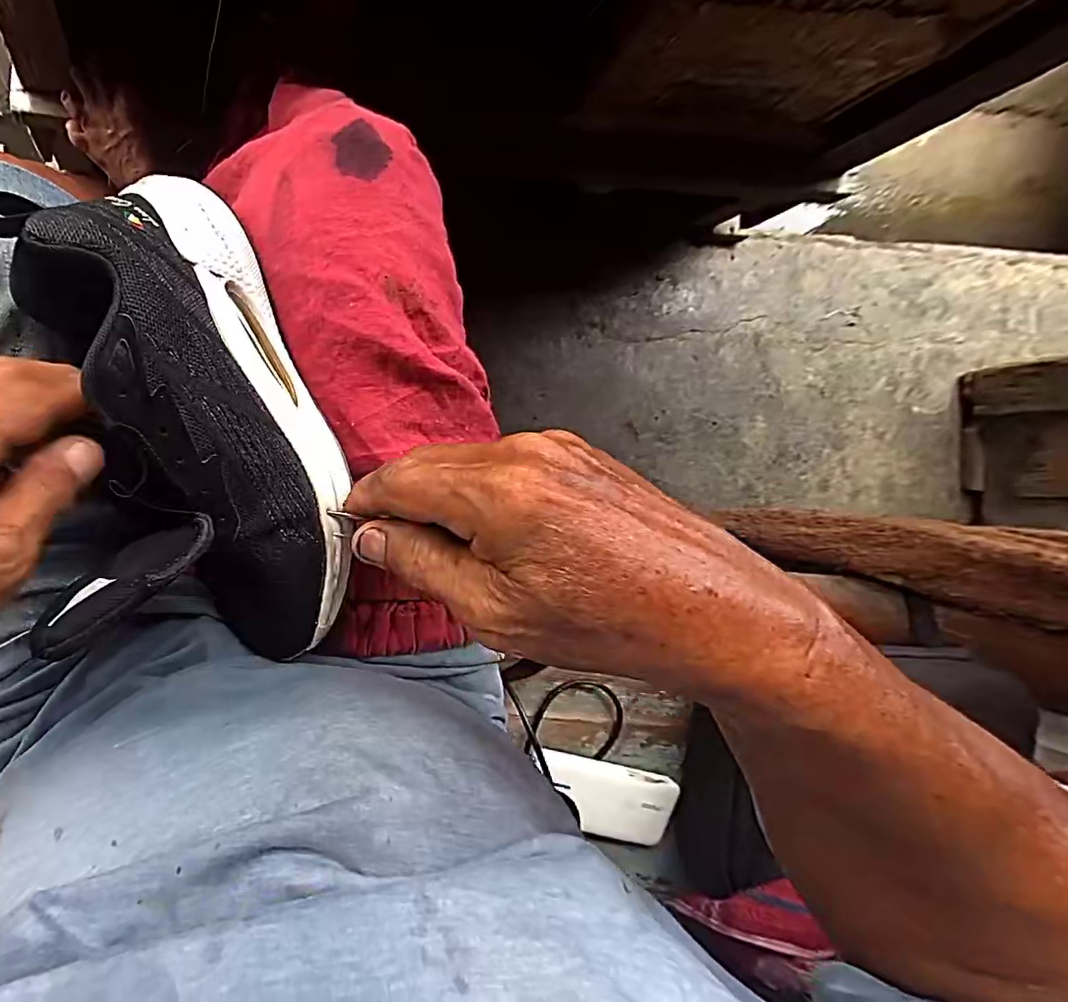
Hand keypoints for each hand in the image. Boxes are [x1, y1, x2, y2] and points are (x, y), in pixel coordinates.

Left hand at [0, 358, 102, 671]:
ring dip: (33, 393)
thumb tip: (87, 448)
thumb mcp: (2, 550)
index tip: (117, 407)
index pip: (30, 391)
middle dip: (60, 383)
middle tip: (103, 410)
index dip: (80, 392)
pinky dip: (6, 409)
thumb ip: (49, 488)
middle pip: (5, 373)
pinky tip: (27, 439)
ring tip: (75, 422)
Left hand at [63, 71, 156, 188]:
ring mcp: (91, 124)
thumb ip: (150, 106)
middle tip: (84, 64)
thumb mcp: (163, 123)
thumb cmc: (157, 154)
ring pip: (73, 101)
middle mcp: (103, 104)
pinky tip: (70, 124)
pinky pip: (73, 132)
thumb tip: (148, 99)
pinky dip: (71, 127)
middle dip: (86, 70)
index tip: (114, 58)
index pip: (113, 68)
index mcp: (124, 94)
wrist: (143, 180)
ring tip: (68, 91)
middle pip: (87, 78)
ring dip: (71, 95)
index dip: (111, 60)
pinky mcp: (86, 145)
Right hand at [343, 431, 856, 707]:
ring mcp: (554, 447)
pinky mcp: (576, 454)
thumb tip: (376, 537)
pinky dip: (477, 489)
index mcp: (495, 490)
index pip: (398, 479)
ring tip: (443, 545)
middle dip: (399, 498)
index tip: (352, 521)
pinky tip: (488, 529)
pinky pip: (502, 462)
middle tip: (388, 541)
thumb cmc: (612, 620)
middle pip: (427, 463)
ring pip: (464, 462)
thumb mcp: (494, 611)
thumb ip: (420, 563)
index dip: (365, 501)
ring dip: (439, 495)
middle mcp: (522, 452)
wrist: (714, 611)